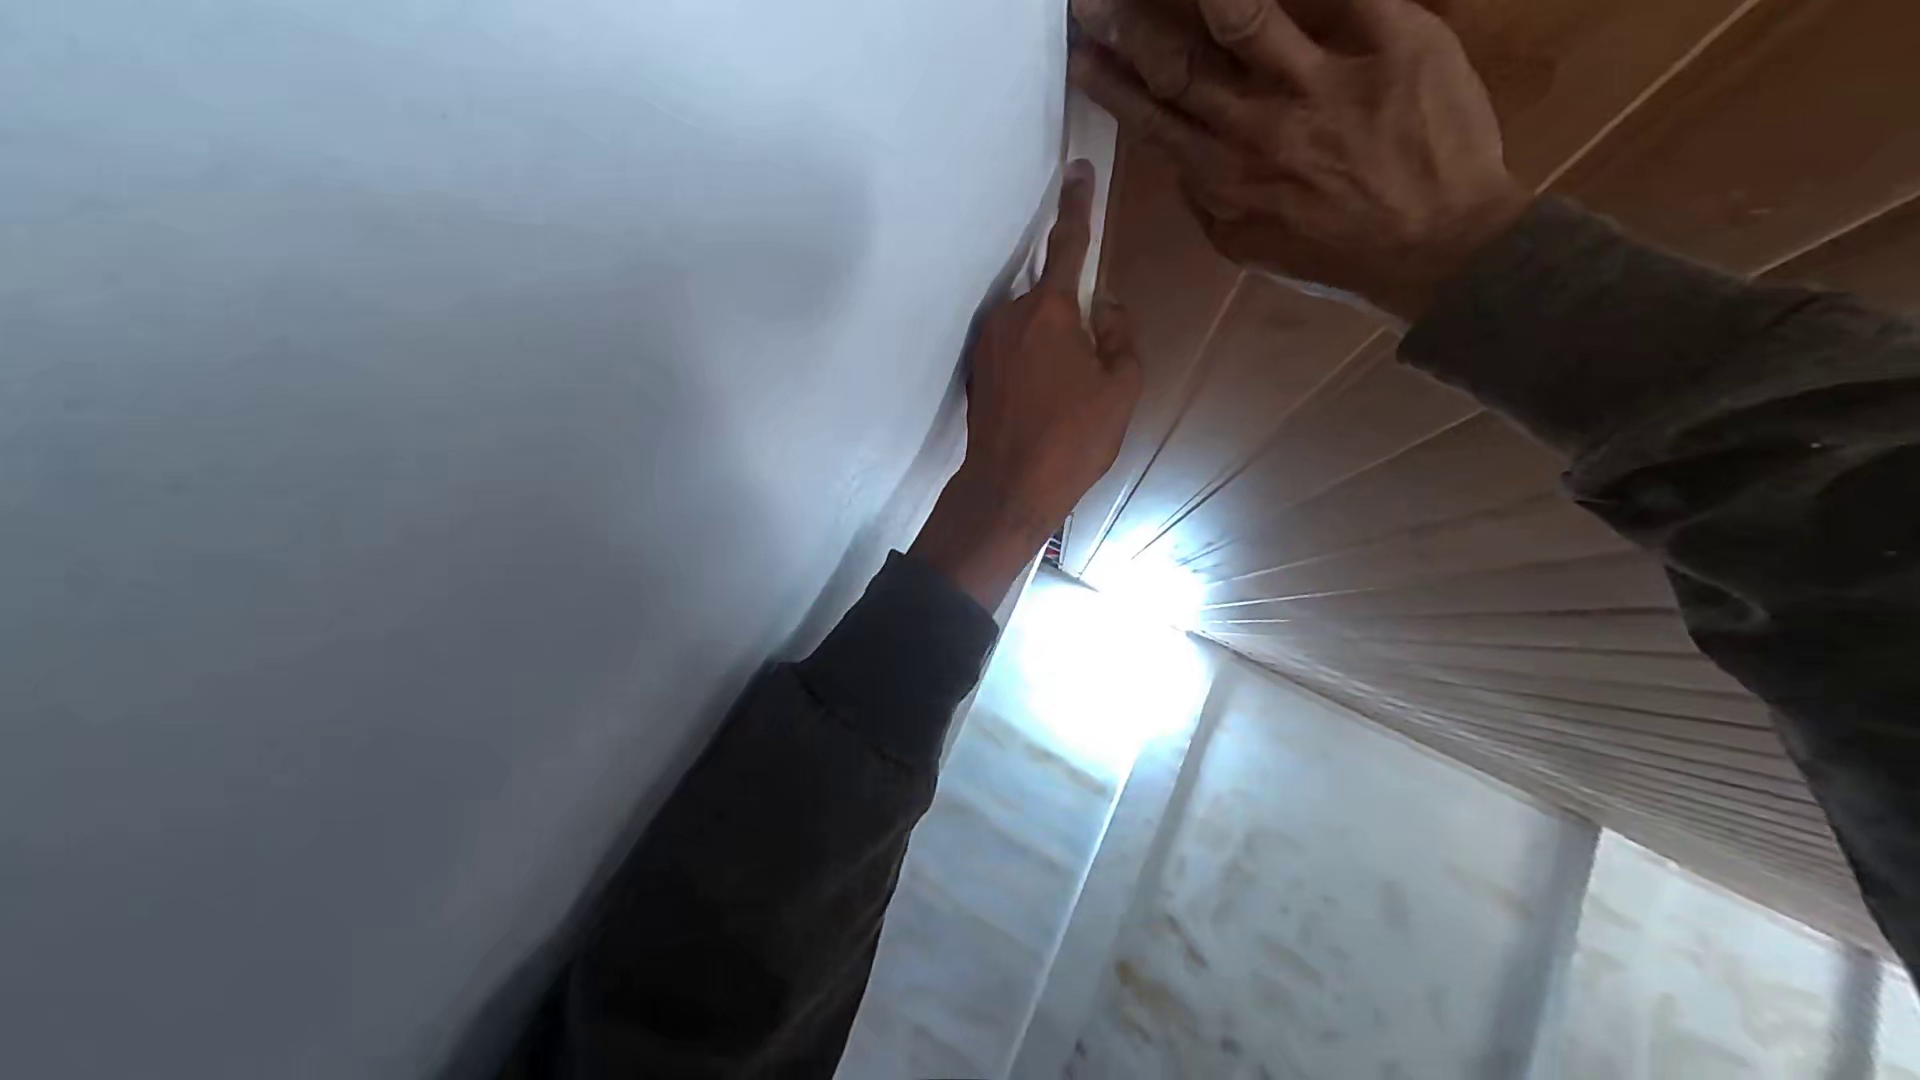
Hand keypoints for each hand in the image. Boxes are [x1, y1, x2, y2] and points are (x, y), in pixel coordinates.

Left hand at [910, 160, 1144, 608]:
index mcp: (1051, 311)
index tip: (1078, 170)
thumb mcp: (1122, 388)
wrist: (1009, 486)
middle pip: (1051, 295)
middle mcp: (1011, 315)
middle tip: (1086, 371)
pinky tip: (1042, 402)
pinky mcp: (976, 369)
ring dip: (1051, 345)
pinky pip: (1014, 348)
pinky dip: (1032, 362)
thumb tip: (1110, 306)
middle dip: (1072, 319)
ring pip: (1031, 325)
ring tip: (1063, 398)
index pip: (1070, 243)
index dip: (1079, 204)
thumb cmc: (1073, 439)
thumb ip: (1121, 334)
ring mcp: (987, 343)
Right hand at [1070, 0, 1528, 323]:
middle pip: (1179, 66)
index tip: (1079, 55)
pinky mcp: (1391, 43)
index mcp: (1223, 176)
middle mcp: (1256, 126)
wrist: (1435, 249)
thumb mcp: (1249, 249)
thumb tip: (1177, 162)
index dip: (1110, 85)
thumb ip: (1206, 203)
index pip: (1152, 121)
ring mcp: (1321, 82)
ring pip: (1244, 17)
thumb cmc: (1333, 256)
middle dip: (1127, 26)